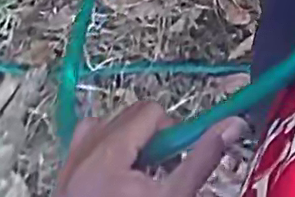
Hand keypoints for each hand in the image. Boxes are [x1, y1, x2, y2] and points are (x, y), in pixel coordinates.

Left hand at [53, 103, 244, 196]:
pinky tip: (113, 180)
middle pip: (129, 115)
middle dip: (150, 137)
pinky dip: (102, 149)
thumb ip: (203, 157)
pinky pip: (83, 143)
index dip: (169, 132)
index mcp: (107, 156)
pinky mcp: (60, 183)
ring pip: (105, 126)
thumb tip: (234, 123)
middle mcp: (82, 156)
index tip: (171, 164)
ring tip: (135, 178)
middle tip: (157, 174)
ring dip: (126, 141)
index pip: (150, 111)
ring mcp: (67, 169)